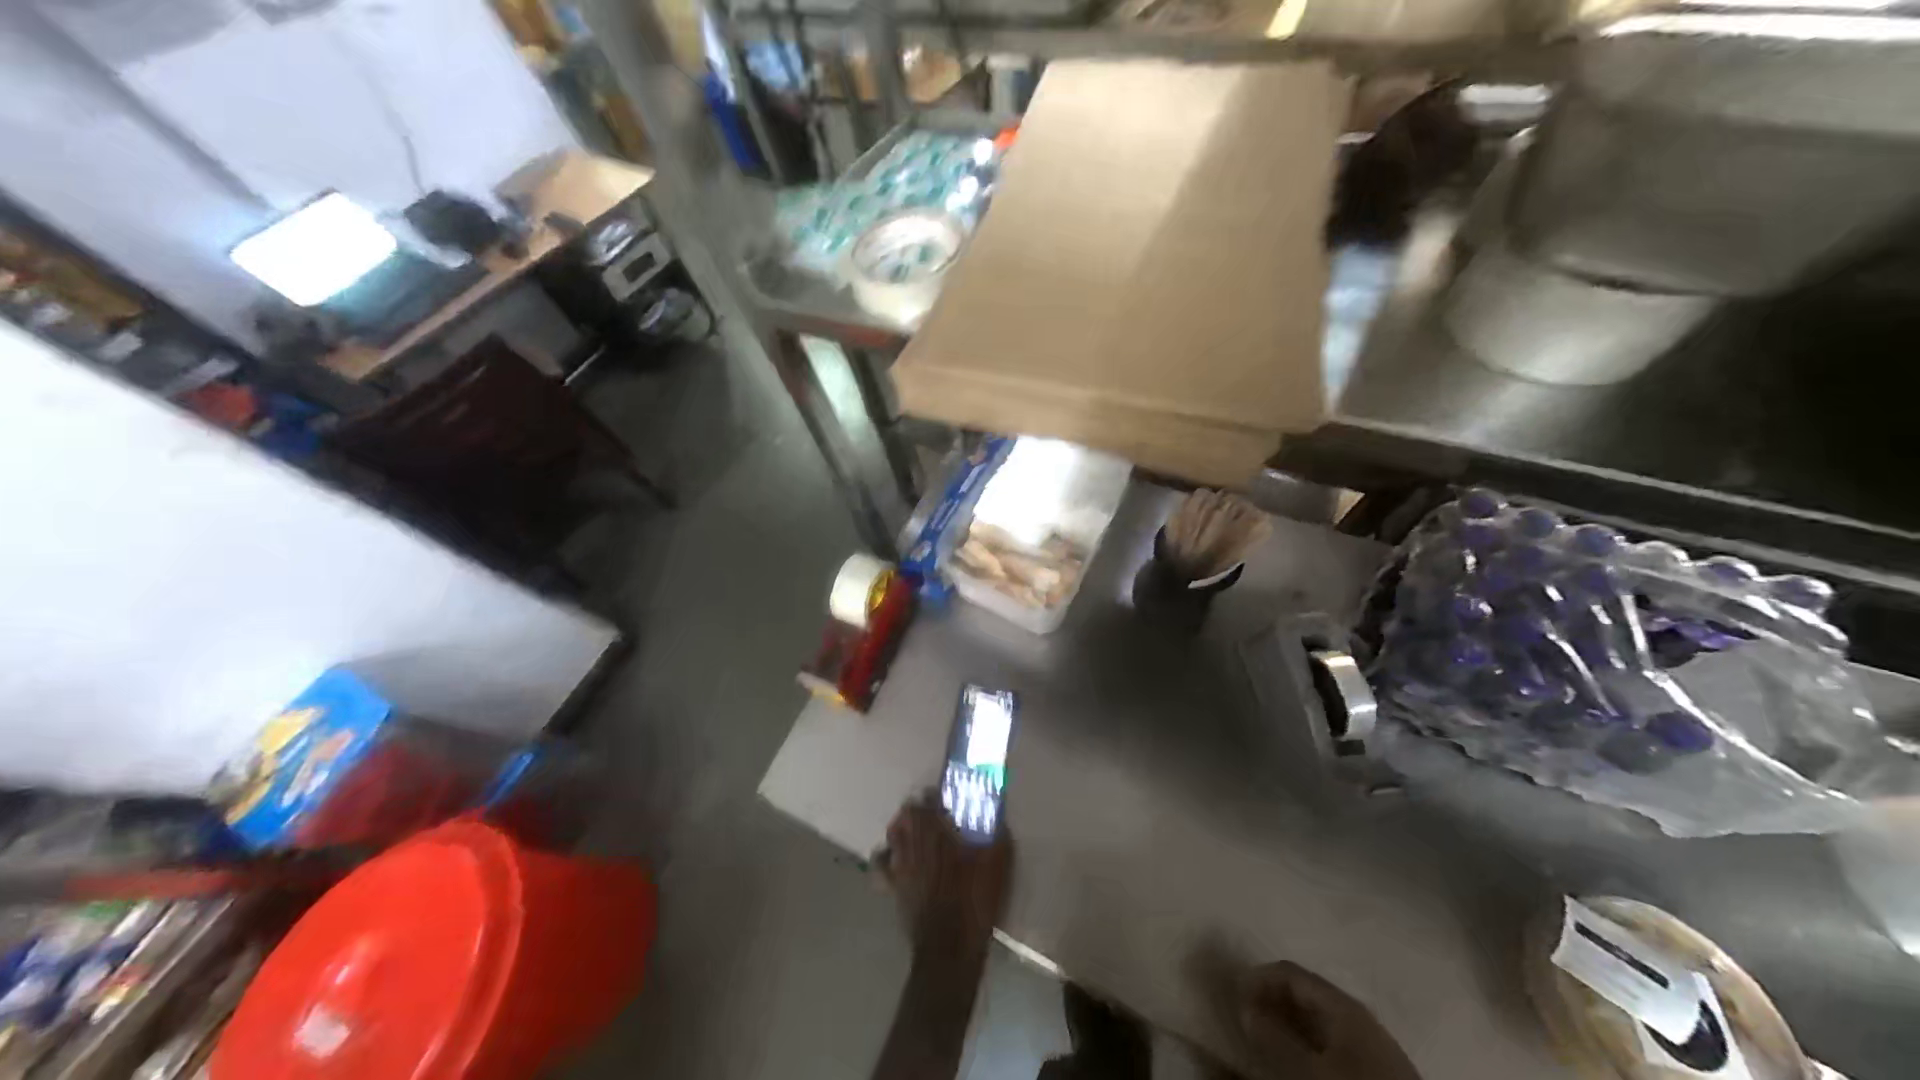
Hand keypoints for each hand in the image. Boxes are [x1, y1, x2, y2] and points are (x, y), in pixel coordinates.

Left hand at [879, 793, 1011, 942]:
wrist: (950, 948)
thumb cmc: (974, 903)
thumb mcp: (997, 868)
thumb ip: (998, 839)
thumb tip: (1000, 822)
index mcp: (938, 835)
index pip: (927, 802)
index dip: (933, 796)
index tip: (943, 797)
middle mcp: (914, 844)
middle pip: (906, 815)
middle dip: (916, 809)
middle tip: (929, 812)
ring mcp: (900, 866)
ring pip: (893, 834)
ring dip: (901, 826)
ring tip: (912, 829)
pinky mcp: (893, 886)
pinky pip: (881, 864)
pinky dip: (885, 854)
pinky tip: (894, 856)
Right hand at [1237, 962, 1421, 1079]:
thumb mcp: (1311, 1072)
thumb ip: (1276, 1040)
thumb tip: (1245, 1009)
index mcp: (1341, 1003)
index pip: (1290, 971)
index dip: (1258, 977)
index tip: (1234, 995)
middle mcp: (1355, 1012)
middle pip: (1304, 990)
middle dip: (1271, 998)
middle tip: (1246, 1016)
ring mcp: (1368, 1038)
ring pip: (1317, 1015)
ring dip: (1288, 1020)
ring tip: (1266, 1037)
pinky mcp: (1375, 1063)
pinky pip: (1330, 1037)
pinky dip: (1306, 1038)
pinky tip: (1298, 1056)